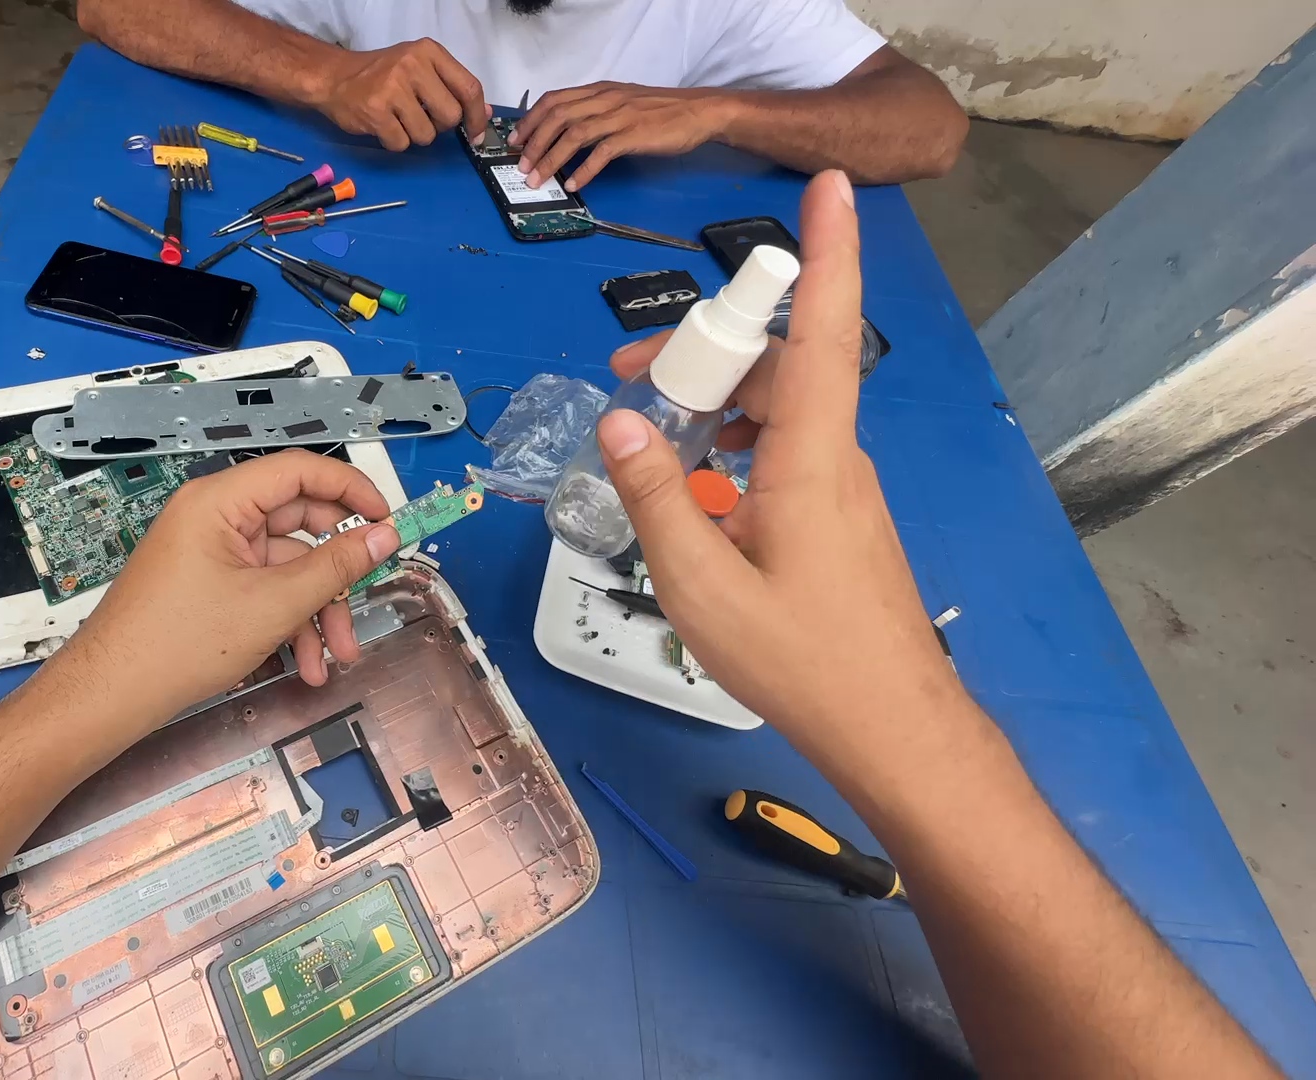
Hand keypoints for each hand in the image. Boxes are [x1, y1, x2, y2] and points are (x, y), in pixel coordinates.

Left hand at [55, 450, 399, 721]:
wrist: (113, 696)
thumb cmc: (177, 644)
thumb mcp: (274, 604)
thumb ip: (336, 566)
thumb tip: (383, 536)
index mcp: (221, 501)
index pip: (301, 471)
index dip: (351, 490)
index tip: (387, 520)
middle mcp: (217, 517)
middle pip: (300, 524)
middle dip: (337, 571)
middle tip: (368, 594)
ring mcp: (215, 551)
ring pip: (288, 566)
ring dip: (317, 609)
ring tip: (335, 655)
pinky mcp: (214, 582)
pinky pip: (266, 589)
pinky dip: (290, 621)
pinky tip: (306, 663)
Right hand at [311, 38, 487, 151]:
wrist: (336, 78)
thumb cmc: (381, 76)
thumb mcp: (418, 68)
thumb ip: (450, 86)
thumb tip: (483, 112)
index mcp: (429, 52)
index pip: (469, 87)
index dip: (477, 116)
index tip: (478, 133)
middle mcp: (413, 66)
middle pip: (450, 117)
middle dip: (439, 126)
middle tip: (422, 117)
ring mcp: (394, 89)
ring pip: (426, 135)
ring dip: (414, 135)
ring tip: (398, 119)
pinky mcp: (377, 112)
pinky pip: (401, 144)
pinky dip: (394, 142)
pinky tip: (384, 126)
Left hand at [509, 82, 733, 191]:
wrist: (698, 112)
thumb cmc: (657, 112)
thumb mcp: (618, 105)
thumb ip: (591, 115)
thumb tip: (561, 136)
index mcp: (598, 91)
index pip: (554, 100)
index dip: (530, 121)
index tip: (515, 141)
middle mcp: (605, 99)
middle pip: (558, 116)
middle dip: (534, 143)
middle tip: (522, 166)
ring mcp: (619, 116)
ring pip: (575, 134)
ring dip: (551, 159)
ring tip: (538, 180)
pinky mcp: (634, 134)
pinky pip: (603, 153)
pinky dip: (584, 170)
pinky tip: (573, 184)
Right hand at [596, 171, 964, 748]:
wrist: (886, 726)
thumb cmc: (793, 654)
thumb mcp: (696, 579)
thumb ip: (654, 496)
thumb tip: (618, 421)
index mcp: (810, 461)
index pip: (823, 337)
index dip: (824, 257)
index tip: (829, 186)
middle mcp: (833, 457)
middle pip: (782, 369)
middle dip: (707, 352)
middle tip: (627, 374)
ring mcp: (837, 485)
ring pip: (780, 410)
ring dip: (715, 401)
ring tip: (651, 431)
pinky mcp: (831, 512)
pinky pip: (783, 448)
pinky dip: (733, 440)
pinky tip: (695, 481)